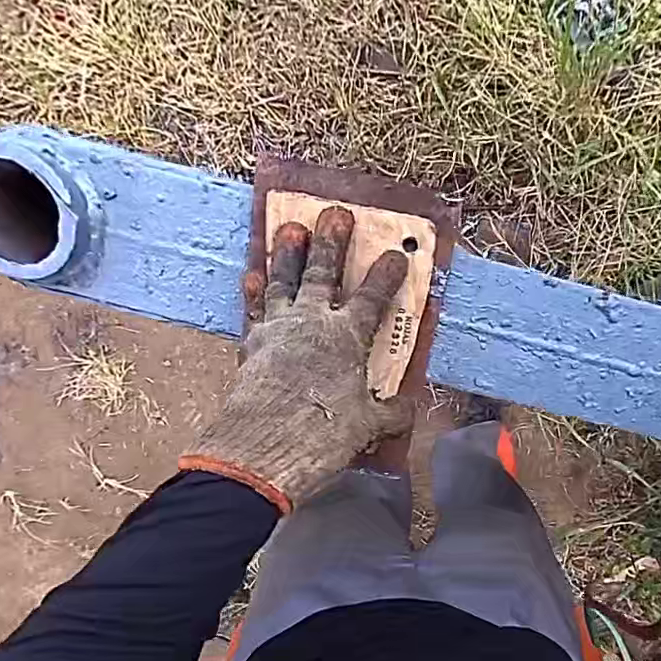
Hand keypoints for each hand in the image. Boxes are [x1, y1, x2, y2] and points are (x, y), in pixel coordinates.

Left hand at [180, 207, 411, 511]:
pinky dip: (255, 293)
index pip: (372, 299)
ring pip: (284, 282)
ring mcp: (278, 331)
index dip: (386, 276)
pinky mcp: (252, 345)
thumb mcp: (367, 426)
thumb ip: (390, 413)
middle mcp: (312, 324)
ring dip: (287, 254)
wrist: (263, 446)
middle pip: (323, 276)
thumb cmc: (323, 433)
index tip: (397, 255)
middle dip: (331, 244)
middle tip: (335, 214)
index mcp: (346, 338)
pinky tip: (252, 278)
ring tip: (289, 227)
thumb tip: (408, 410)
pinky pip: (255, 311)